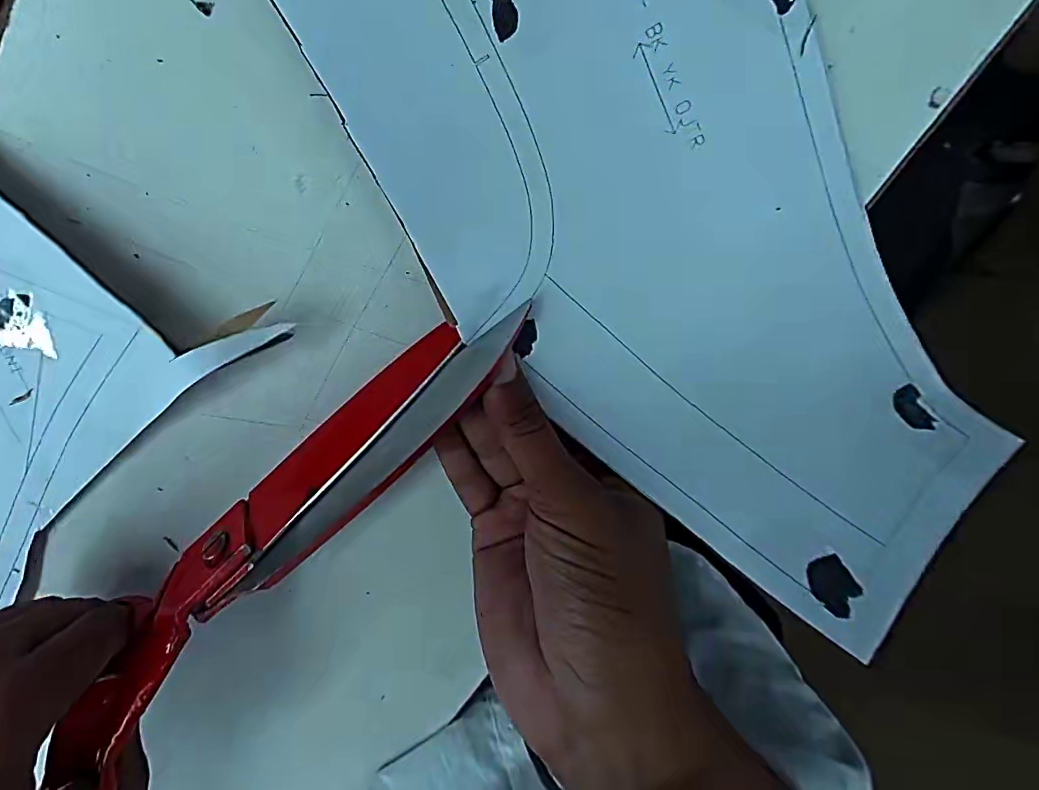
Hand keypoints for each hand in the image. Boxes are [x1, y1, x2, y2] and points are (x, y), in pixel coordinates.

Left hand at [0, 597, 148, 789]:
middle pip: (56, 614)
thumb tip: (123, 753)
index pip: (94, 632)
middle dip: (88, 631)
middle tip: (107, 659)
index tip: (142, 632)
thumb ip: (102, 779)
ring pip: (8, 623)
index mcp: (6, 702)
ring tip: (47, 685)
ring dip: (39, 642)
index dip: (127, 630)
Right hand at [434, 359, 783, 789]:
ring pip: (489, 446)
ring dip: (464, 410)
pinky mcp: (490, 529)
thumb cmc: (606, 602)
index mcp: (602, 475)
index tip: (498, 331)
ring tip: (438, 365)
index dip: (531, 374)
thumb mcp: (572, 509)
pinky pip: (468, 477)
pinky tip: (432, 415)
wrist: (586, 707)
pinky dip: (450, 447)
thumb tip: (505, 372)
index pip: (562, 411)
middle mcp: (563, 484)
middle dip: (490, 386)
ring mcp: (524, 507)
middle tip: (456, 339)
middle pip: (519, 423)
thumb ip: (529, 440)